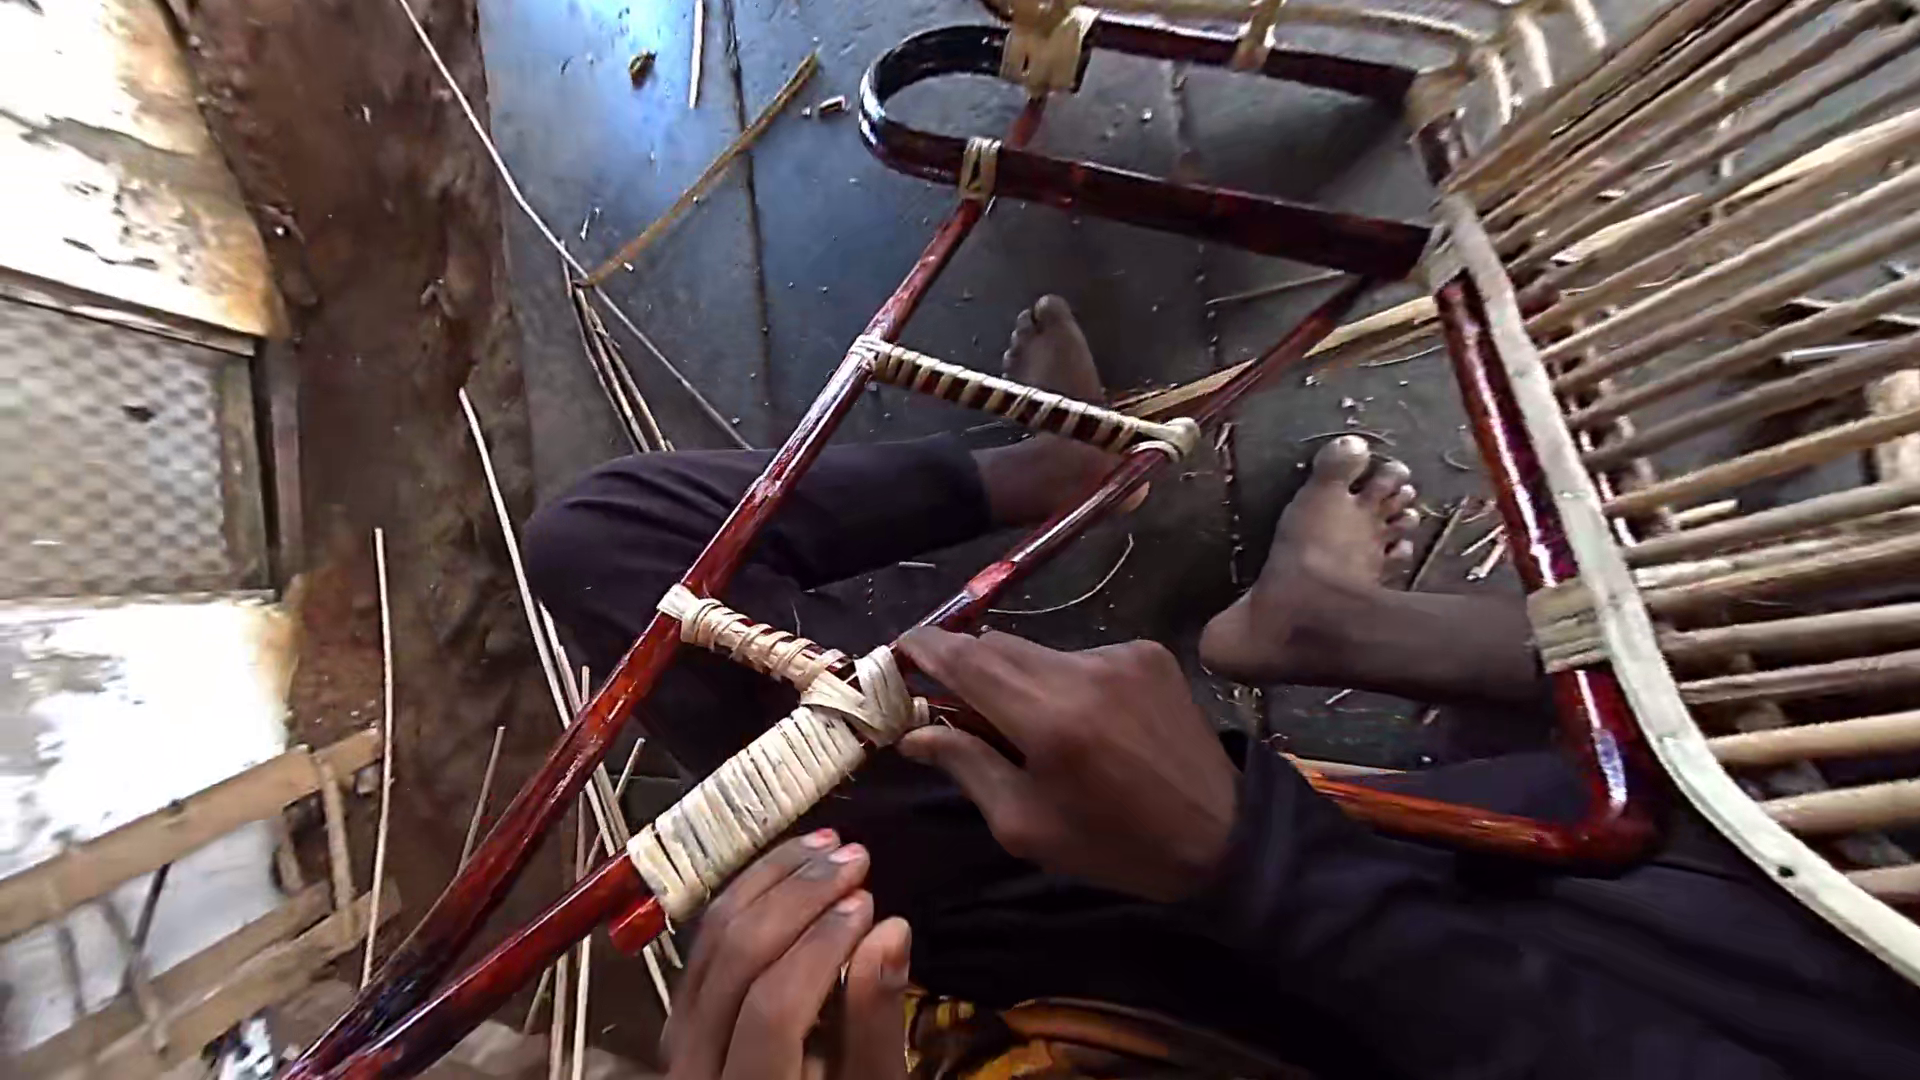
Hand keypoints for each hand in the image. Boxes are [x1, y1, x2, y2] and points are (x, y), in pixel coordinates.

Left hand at [663, 831, 910, 1079]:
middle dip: (802, 895)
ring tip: (828, 843)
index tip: (868, 900)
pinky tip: (793, 863)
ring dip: (775, 877)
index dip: (822, 945)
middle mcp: (694, 1068)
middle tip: (855, 856)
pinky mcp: (681, 1011)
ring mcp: (677, 1039)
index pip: (774, 1009)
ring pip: (714, 935)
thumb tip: (893, 929)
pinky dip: (752, 888)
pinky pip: (707, 935)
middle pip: (737, 960)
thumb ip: (877, 1020)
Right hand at [896, 629, 1237, 902]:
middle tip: (956, 694)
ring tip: (1034, 721)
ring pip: (1038, 649)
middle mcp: (1082, 670)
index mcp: (1048, 719)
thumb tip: (913, 733)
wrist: (1223, 836)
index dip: (927, 646)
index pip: (967, 659)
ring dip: (1018, 675)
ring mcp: (1119, 653)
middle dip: (967, 663)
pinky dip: (1064, 679)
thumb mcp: (1027, 824)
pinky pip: (1080, 655)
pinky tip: (1086, 717)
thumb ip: (966, 766)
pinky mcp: (1146, 650)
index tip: (900, 646)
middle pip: (997, 644)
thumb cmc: (1114, 844)